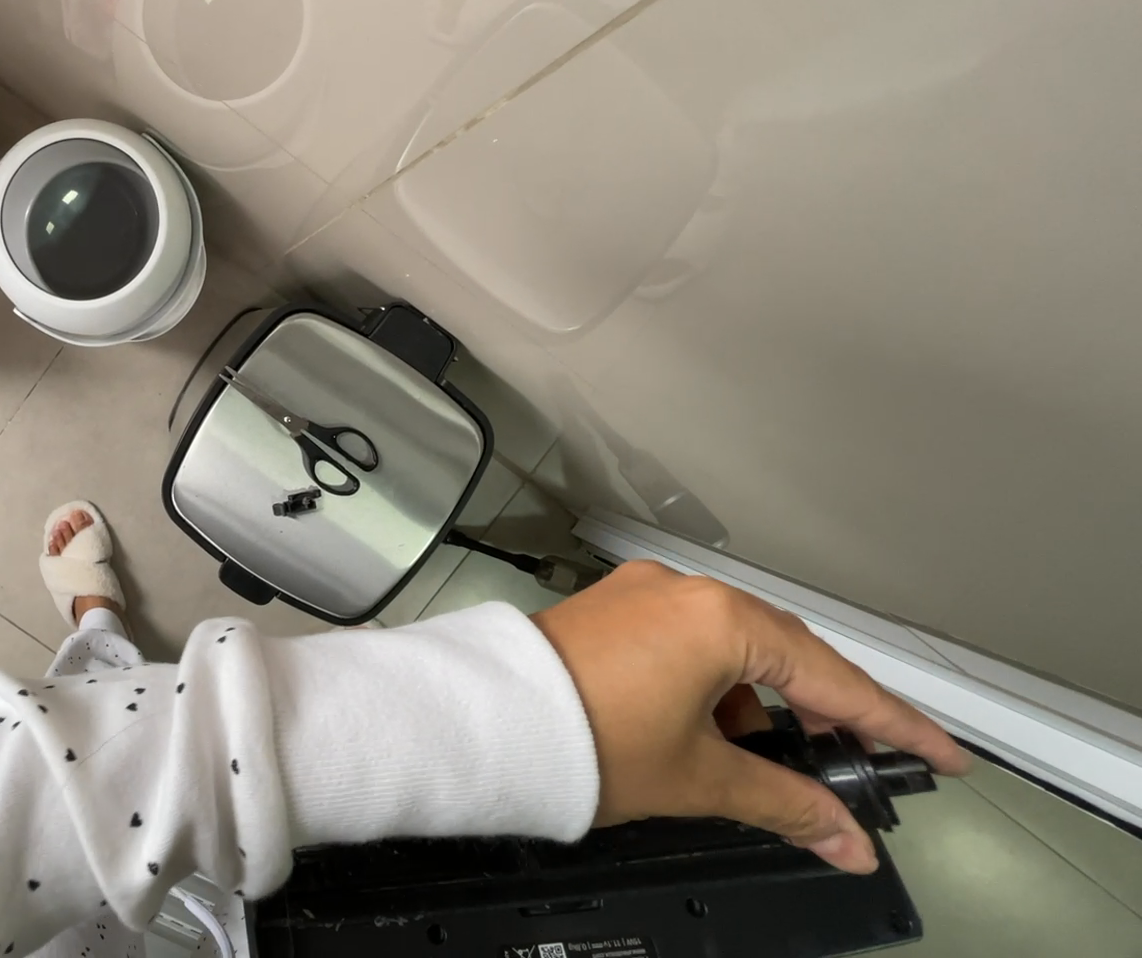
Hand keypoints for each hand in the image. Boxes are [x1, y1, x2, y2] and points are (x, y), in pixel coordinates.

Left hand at [530, 560, 968, 872]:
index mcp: (715, 619)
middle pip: (782, 646)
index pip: (831, 676)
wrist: (490, 717)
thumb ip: (785, 802)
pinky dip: (709, 674)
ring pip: (729, 638)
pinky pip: (682, 633)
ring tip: (767, 753)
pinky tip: (709, 721)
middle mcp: (677, 591)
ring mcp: (638, 592)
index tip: (937, 754)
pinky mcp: (608, 605)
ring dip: (758, 690)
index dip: (892, 722)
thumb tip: (842, 837)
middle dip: (822, 704)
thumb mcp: (698, 776)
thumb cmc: (586, 737)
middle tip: (857, 756)